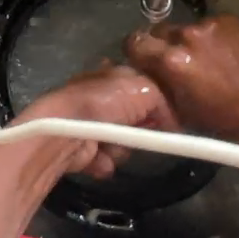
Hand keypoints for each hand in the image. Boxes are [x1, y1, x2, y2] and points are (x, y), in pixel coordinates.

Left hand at [11, 63, 179, 179]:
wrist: (65, 128)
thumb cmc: (104, 102)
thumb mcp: (145, 90)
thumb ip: (164, 102)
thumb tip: (173, 121)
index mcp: (112, 76)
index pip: (142, 90)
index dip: (155, 107)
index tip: (165, 121)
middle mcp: (99, 98)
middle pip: (133, 120)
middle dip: (138, 131)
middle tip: (138, 134)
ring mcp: (88, 124)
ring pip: (120, 144)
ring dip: (120, 149)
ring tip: (110, 146)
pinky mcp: (79, 148)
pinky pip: (104, 160)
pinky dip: (103, 161)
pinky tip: (97, 158)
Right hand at [123, 16, 238, 148]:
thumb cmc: (221, 121)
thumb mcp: (178, 111)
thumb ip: (156, 87)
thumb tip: (141, 75)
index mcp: (171, 61)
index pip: (134, 42)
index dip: (136, 53)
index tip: (143, 62)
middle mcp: (186, 36)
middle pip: (156, 31)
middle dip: (160, 46)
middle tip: (173, 63)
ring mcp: (209, 25)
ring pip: (182, 28)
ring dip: (185, 42)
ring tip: (202, 60)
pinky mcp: (227, 20)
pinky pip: (206, 26)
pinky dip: (208, 38)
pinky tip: (221, 55)